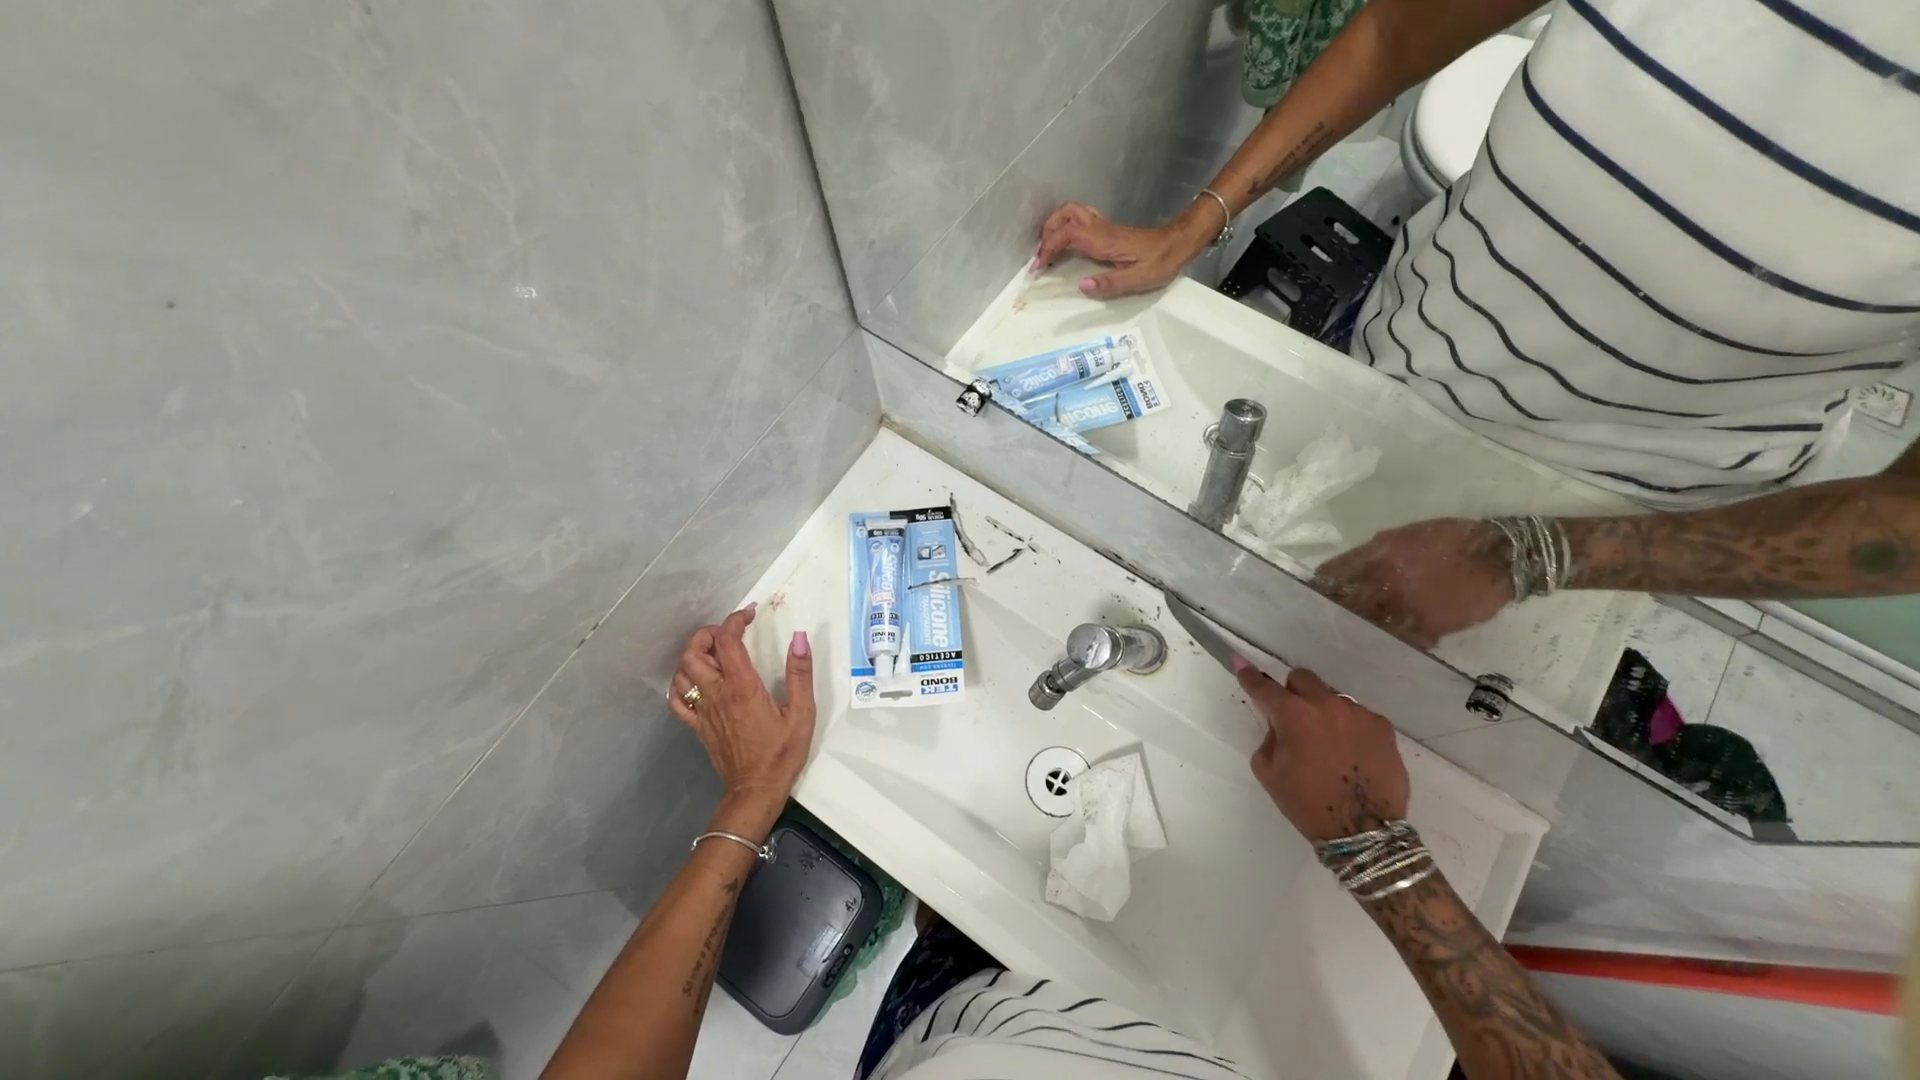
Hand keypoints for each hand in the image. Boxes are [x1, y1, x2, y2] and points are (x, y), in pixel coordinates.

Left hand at [667, 604, 815, 812]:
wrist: (756, 790)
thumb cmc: (782, 752)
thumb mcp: (802, 713)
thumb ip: (800, 673)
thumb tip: (799, 638)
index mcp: (742, 687)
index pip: (728, 641)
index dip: (736, 620)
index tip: (750, 613)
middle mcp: (717, 694)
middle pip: (695, 651)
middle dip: (708, 633)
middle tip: (729, 632)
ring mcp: (702, 710)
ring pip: (682, 672)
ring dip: (694, 654)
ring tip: (714, 652)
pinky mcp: (697, 725)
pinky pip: (676, 699)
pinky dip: (680, 683)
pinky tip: (695, 680)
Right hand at [1032, 201, 1218, 298]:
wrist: (1179, 243)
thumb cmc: (1161, 262)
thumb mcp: (1137, 279)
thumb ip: (1109, 284)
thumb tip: (1081, 286)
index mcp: (1103, 241)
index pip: (1067, 235)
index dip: (1048, 247)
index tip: (1039, 266)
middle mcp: (1100, 229)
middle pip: (1065, 214)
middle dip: (1047, 231)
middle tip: (1041, 256)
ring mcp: (1104, 226)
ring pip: (1072, 212)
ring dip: (1055, 226)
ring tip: (1049, 249)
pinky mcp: (1108, 229)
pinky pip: (1082, 218)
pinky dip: (1067, 227)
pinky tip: (1068, 244)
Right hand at [1237, 662, 1409, 842]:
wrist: (1364, 832)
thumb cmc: (1307, 803)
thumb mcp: (1269, 772)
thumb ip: (1270, 737)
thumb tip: (1281, 724)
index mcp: (1294, 715)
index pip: (1264, 687)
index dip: (1249, 675)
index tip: (1240, 662)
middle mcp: (1326, 704)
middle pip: (1302, 678)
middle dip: (1292, 693)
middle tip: (1294, 721)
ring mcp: (1358, 713)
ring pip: (1332, 697)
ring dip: (1322, 712)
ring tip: (1328, 745)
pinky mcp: (1383, 727)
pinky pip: (1358, 716)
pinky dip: (1348, 728)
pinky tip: (1351, 754)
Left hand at [1314, 518, 1514, 648]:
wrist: (1502, 556)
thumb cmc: (1450, 540)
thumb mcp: (1403, 536)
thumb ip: (1371, 554)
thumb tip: (1346, 573)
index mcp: (1379, 553)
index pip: (1334, 574)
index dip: (1320, 586)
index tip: (1311, 595)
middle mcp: (1387, 580)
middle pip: (1344, 602)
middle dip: (1330, 612)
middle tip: (1316, 622)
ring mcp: (1407, 605)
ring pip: (1366, 624)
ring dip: (1353, 631)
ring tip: (1338, 639)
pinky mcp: (1428, 626)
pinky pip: (1397, 638)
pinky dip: (1386, 641)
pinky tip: (1376, 646)